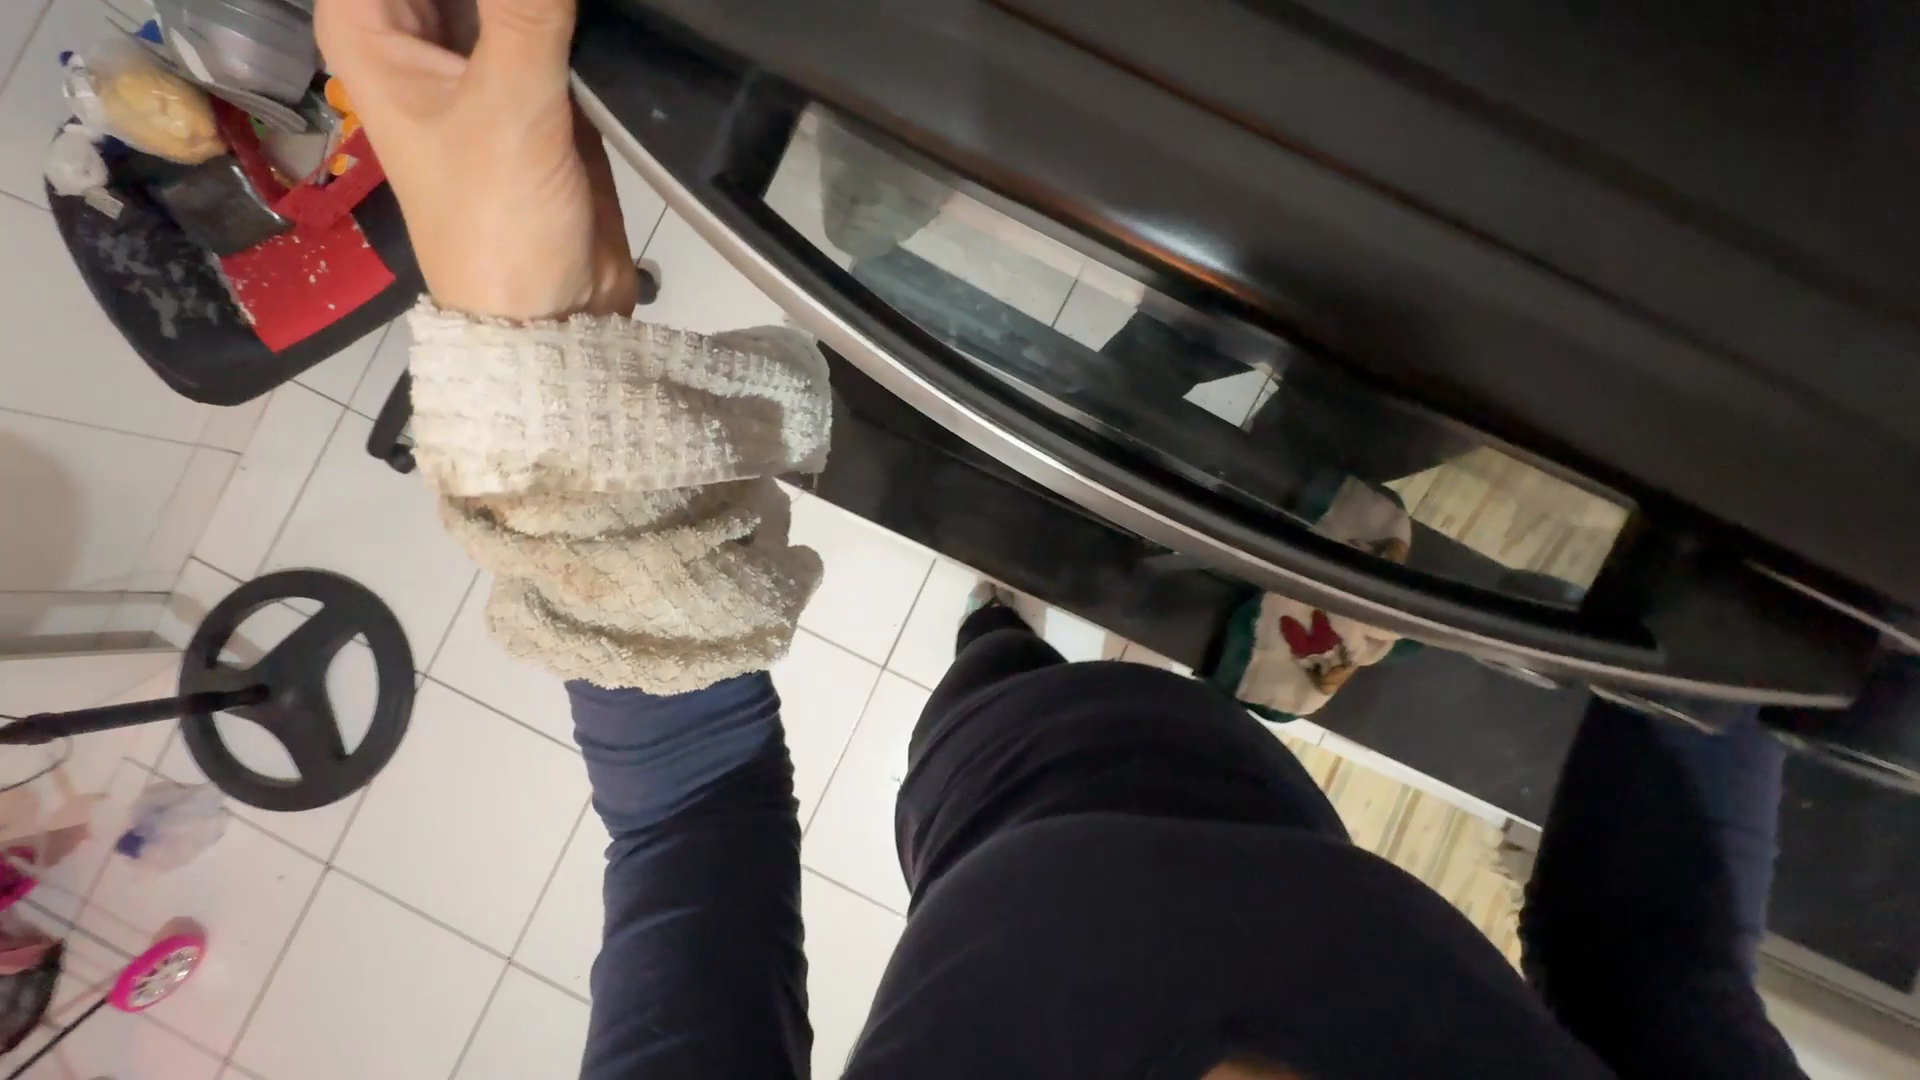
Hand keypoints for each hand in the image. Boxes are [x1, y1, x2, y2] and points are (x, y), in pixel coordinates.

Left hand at [316, 0, 638, 318]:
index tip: (526, 3)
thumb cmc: (499, 219)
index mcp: (373, 24)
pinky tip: (609, 20)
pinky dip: (581, 19)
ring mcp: (489, 63)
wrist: (556, 311)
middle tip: (551, 8)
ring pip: (516, 0)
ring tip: (590, 10)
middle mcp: (425, 35)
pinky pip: (560, 28)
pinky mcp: (547, 94)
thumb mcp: (509, 107)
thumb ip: (530, 13)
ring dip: (550, 5)